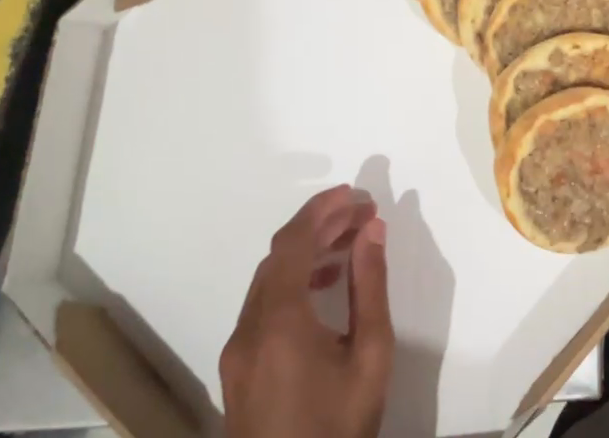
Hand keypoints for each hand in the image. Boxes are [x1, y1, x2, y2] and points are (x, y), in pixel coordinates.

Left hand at [221, 184, 392, 437]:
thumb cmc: (340, 422)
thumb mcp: (371, 353)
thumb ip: (370, 287)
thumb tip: (371, 231)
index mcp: (279, 321)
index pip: (294, 244)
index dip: (323, 210)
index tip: (357, 194)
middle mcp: (248, 328)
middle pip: (278, 258)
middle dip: (319, 226)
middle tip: (362, 213)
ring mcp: (237, 351)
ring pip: (268, 281)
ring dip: (307, 253)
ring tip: (350, 243)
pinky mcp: (237, 369)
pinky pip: (262, 306)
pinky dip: (293, 282)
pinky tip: (323, 287)